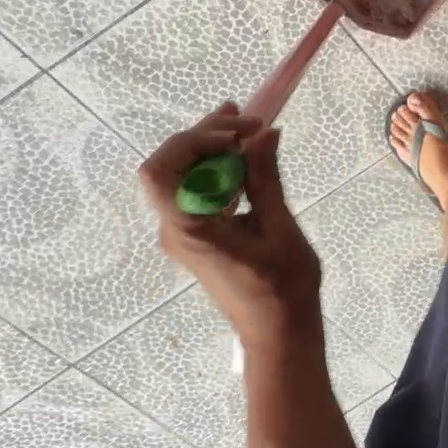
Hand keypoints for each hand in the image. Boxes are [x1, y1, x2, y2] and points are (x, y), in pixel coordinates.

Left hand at [138, 103, 322, 349]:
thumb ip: (265, 179)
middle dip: (206, 137)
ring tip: (250, 130)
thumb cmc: (284, 287)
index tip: (237, 131)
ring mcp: (185, 234)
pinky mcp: (199, 238)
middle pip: (171, 168)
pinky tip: (246, 161)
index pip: (163, 169)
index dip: (193, 140)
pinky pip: (199, 194)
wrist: (279, 331)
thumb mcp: (280, 229)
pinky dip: (220, 172)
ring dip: (214, 152)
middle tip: (248, 117)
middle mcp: (175, 228)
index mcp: (190, 228)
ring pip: (185, 178)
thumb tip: (264, 134)